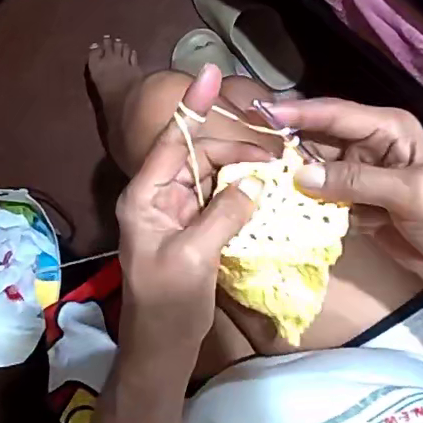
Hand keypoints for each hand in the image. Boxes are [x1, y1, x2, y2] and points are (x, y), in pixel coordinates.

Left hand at [117, 66, 268, 350]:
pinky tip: (263, 185)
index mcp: (146, 196)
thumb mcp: (194, 258)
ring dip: (240, 166)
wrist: (161, 349)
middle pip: (198, 154)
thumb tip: (255, 183)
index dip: (193, 108)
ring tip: (275, 162)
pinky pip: (218, 197)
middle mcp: (159, 196)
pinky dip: (240, 190)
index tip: (210, 74)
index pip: (172, 141)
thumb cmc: (167, 306)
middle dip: (234, 147)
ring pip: (211, 174)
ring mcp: (177, 211)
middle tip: (276, 152)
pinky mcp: (193, 227)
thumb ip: (223, 215)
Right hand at [266, 98, 422, 287]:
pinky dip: (304, 201)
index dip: (297, 112)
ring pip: (316, 167)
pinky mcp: (354, 201)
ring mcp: (360, 173)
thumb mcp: (408, 193)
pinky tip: (281, 204)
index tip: (260, 113)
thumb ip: (354, 181)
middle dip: (286, 143)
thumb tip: (300, 174)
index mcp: (388, 129)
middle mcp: (369, 144)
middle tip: (248, 147)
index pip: (335, 114)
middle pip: (319, 138)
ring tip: (257, 177)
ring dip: (292, 175)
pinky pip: (322, 196)